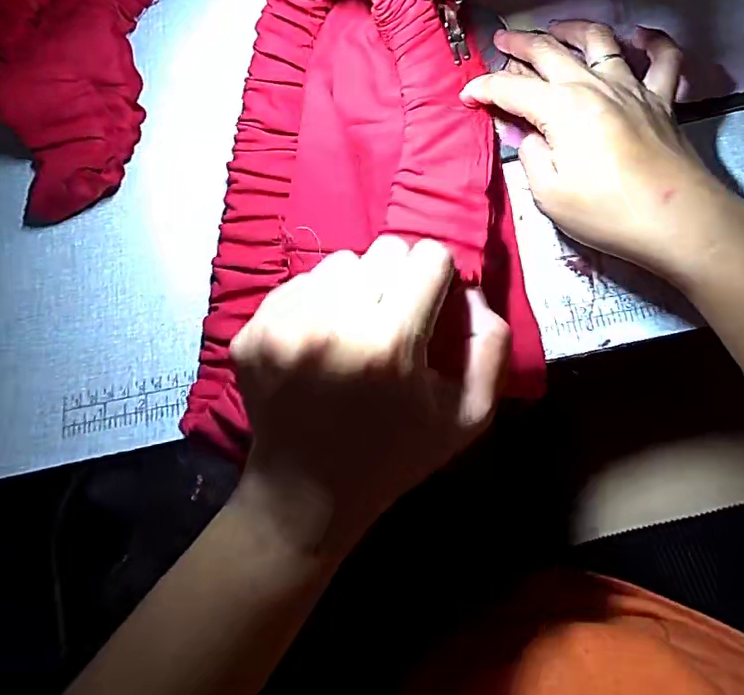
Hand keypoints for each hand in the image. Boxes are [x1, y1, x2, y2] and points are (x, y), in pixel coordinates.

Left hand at [230, 236, 509, 556]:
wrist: (305, 495)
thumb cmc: (395, 456)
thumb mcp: (469, 415)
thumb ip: (490, 344)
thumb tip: (469, 287)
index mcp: (389, 343)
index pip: (427, 255)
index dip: (438, 278)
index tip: (431, 304)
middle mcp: (331, 322)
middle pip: (384, 249)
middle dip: (399, 277)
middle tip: (394, 318)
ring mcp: (283, 324)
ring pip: (340, 262)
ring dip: (356, 286)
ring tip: (354, 330)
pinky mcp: (252, 329)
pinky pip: (300, 282)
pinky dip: (317, 301)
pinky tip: (320, 342)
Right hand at [460, 21, 743, 287]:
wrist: (680, 222)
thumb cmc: (607, 211)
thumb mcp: (548, 192)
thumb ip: (530, 153)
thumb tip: (527, 132)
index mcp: (560, 107)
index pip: (510, 88)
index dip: (484, 89)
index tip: (468, 96)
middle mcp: (593, 86)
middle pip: (549, 52)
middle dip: (519, 43)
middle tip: (502, 39)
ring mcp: (631, 89)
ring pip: (601, 42)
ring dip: (574, 30)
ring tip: (558, 28)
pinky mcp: (661, 101)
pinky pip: (663, 60)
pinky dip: (653, 42)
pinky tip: (641, 35)